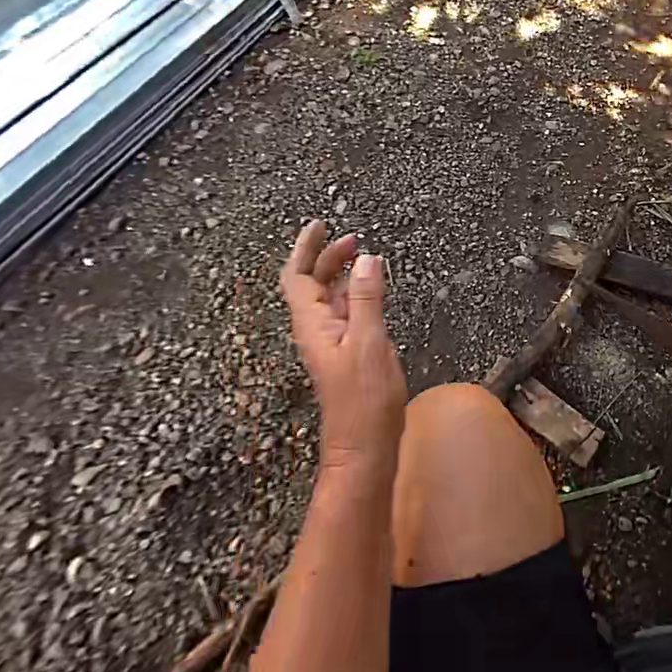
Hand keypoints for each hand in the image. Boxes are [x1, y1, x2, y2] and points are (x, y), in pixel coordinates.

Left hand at [281, 222, 408, 470]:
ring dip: (344, 275)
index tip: (319, 225)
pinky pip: (348, 314)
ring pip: (331, 298)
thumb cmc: (364, 401)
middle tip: (353, 238)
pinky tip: (374, 292)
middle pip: (314, 284)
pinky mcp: (348, 354)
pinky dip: (358, 295)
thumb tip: (368, 259)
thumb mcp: (368, 341)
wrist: (365, 447)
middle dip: (329, 257)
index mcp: (313, 325)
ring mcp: (332, 343)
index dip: (305, 248)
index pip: (297, 277)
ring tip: (365, 258)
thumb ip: (367, 298)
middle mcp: (317, 331)